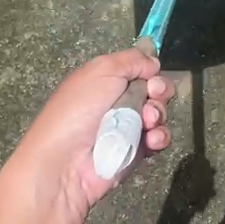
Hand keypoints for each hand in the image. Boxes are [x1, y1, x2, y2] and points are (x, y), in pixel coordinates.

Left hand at [5, 49, 175, 223]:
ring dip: (159, 113)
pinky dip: (159, 137)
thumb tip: (154, 63)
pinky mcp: (135, 153)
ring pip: (159, 113)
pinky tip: (152, 139)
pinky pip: (158, 140)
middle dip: (160, 90)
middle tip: (154, 94)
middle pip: (154, 90)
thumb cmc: (79, 110)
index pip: (139, 70)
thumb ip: (132, 60)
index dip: (150, 71)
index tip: (151, 76)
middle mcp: (118, 103)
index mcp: (106, 82)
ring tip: (148, 121)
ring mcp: (128, 129)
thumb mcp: (102, 71)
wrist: (64, 163)